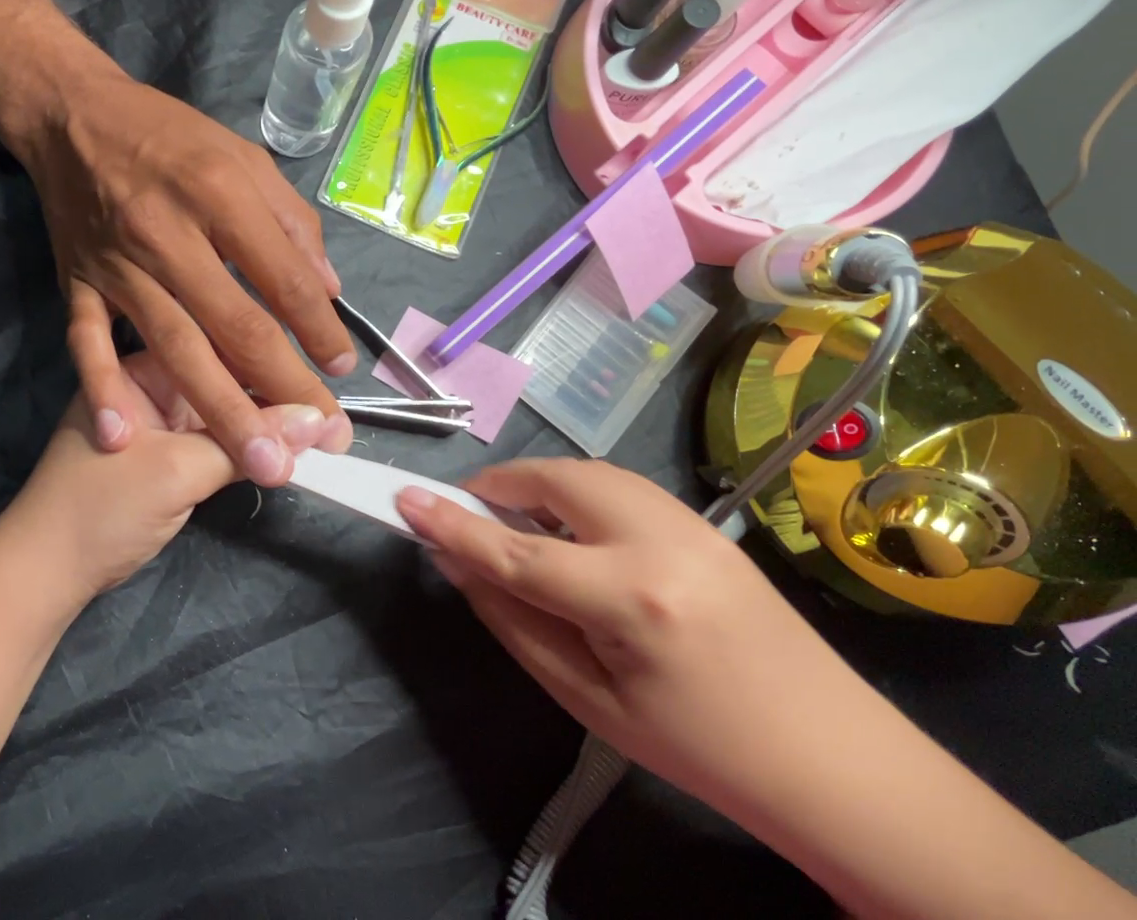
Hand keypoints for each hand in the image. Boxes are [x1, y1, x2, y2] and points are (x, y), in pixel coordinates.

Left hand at [7, 353, 326, 599]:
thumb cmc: (100, 507)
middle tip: (338, 433)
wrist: (46, 570)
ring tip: (325, 445)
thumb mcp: (176, 472)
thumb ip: (245, 445)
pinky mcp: (166, 455)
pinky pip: (217, 441)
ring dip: (269, 431)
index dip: (279, 379)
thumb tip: (318, 424)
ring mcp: (160, 422)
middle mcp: (154, 384)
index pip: (223, 355)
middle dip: (282, 407)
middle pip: (229, 383)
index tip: (332, 405)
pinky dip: (248, 450)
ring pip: (227, 414)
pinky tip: (286, 456)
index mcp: (146, 367)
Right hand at [17, 71, 354, 487]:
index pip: (281, 277)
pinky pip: (89, 343)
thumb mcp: (243, 156)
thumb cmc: (168, 134)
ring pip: (175, 347)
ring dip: (220, 410)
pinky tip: (122, 439)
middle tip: (319, 442)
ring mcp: (119, 267)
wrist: (72, 117)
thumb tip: (326, 292)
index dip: (318, 328)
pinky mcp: (79, 285)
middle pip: (235, 326)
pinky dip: (102, 389)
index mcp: (218, 194)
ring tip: (258, 463)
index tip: (341, 367)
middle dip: (283, 389)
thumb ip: (291, 222)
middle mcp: (169, 236)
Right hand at [395, 459, 872, 807]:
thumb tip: (455, 560)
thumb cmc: (694, 746)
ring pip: (590, 473)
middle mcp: (663, 541)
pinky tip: (566, 529)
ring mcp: (693, 525)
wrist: (830, 759)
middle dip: (498, 486)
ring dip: (537, 485)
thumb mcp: (583, 695)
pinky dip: (576, 494)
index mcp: (631, 598)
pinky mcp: (707, 525)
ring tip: (509, 519)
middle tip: (463, 515)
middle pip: (556, 481)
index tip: (402, 500)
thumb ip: (510, 618)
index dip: (451, 524)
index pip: (515, 548)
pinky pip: (621, 488)